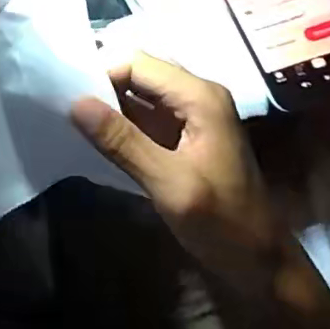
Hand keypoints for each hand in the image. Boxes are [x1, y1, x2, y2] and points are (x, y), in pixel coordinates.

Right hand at [71, 53, 290, 286]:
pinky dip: (123, 122)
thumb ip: (123, 142)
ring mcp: (192, 115)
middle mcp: (198, 95)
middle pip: (140, 74)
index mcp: (200, 96)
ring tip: (76, 122)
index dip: (104, 75)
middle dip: (104, 87)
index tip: (69, 100)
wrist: (262, 264)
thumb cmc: (223, 223)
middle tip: (68, 109)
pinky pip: (146, 115)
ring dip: (111, 105)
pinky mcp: (184, 136)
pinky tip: (99, 137)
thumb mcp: (170, 184)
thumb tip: (76, 103)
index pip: (139, 64)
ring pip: (141, 94)